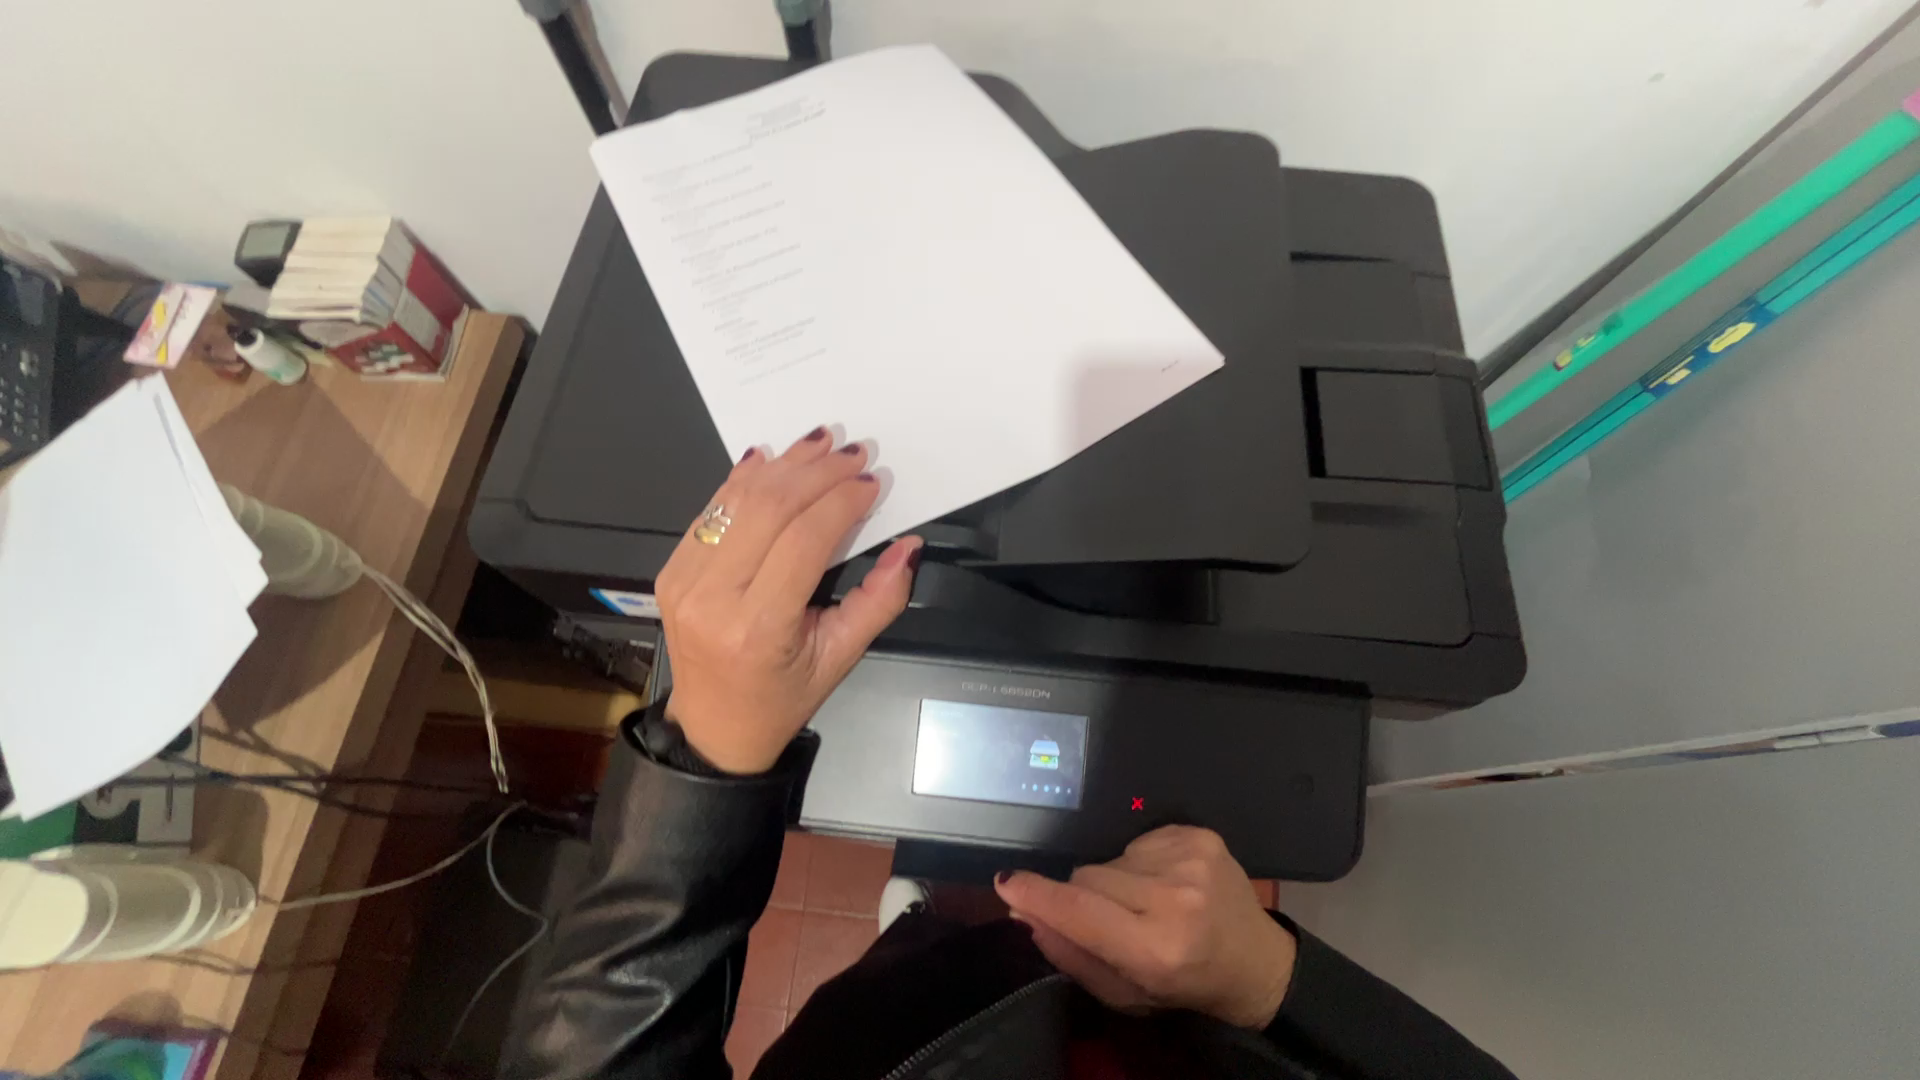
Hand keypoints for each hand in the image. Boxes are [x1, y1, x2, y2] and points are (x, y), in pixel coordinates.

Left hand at [655, 427, 922, 773]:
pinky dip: (744, 479)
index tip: (870, 480)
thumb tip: (908, 547)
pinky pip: (711, 510)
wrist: (714, 726)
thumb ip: (879, 601)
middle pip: (769, 509)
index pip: (804, 541)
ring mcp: (683, 580)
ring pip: (738, 501)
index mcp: (757, 628)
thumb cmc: (781, 697)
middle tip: (852, 451)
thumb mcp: (840, 658)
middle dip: (816, 472)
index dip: (841, 502)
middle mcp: (712, 598)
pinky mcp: (672, 569)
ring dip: (783, 465)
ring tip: (819, 443)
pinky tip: (772, 458)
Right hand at [995, 826, 1296, 1028]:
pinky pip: (1136, 840)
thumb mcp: (1124, 992)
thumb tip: (1024, 912)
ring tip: (1145, 900)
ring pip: (1109, 857)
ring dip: (1115, 878)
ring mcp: (1189, 860)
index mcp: (1157, 948)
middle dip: (1084, 895)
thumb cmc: (1185, 984)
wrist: (1255, 960)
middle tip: (1113, 918)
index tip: (1007, 883)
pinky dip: (1140, 861)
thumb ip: (1071, 953)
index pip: (1080, 911)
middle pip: (1087, 876)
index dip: (1038, 895)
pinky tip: (1164, 880)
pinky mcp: (1197, 834)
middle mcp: (1174, 898)